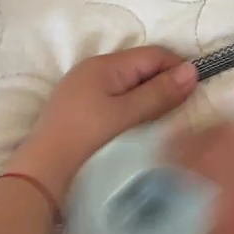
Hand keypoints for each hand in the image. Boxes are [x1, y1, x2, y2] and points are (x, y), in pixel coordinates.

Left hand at [5, 46, 198, 203]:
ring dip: (147, 96)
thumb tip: (192, 70)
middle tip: (180, 108)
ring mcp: (81, 90)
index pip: (152, 54)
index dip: (176, 68)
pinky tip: (135, 127)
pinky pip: (114, 98)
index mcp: (104, 65)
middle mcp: (91, 70)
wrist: (39, 179)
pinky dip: (131, 107)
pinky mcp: (77, 110)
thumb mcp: (127, 116)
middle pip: (139, 67)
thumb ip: (159, 93)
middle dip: (163, 82)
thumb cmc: (86, 141)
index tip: (194, 91)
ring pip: (127, 84)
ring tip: (161, 120)